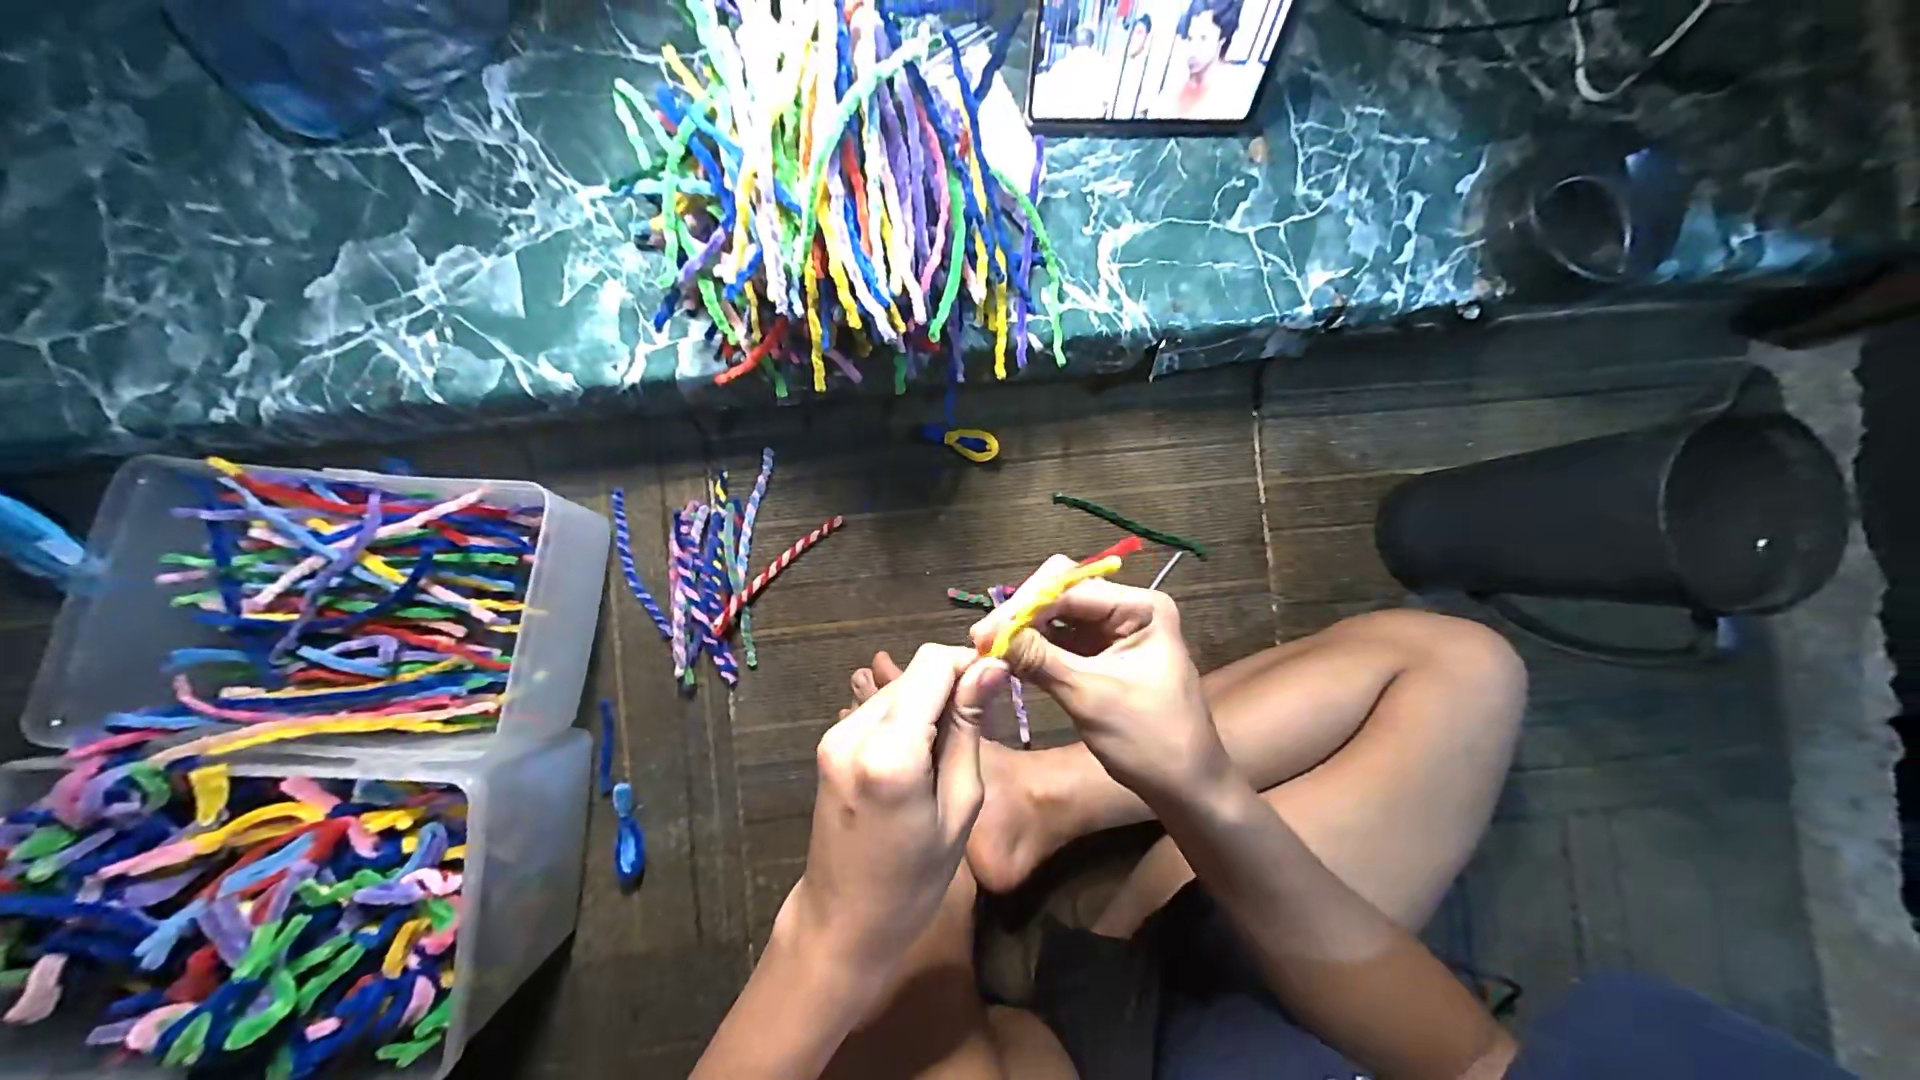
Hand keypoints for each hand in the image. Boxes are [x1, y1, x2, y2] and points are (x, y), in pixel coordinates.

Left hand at [778, 644, 1004, 996]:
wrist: (842, 922)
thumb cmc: (914, 881)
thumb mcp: (960, 805)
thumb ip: (968, 727)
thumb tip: (990, 667)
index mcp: (889, 752)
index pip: (931, 665)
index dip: (968, 662)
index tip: (998, 682)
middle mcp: (852, 731)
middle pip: (914, 673)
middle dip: (952, 683)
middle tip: (981, 721)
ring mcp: (834, 734)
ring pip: (897, 687)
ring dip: (931, 699)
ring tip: (951, 745)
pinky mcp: (829, 742)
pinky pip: (879, 708)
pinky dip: (909, 715)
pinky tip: (923, 751)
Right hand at [970, 556, 1232, 805]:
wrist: (1184, 785)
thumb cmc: (1149, 738)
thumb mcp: (1090, 695)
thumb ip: (1039, 658)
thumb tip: (987, 636)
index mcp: (1140, 607)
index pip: (1071, 588)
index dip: (1024, 606)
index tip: (985, 632)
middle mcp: (1127, 609)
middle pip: (1061, 593)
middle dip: (1021, 613)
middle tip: (983, 638)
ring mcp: (1113, 631)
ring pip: (1056, 615)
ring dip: (1024, 629)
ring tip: (987, 647)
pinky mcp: (1100, 653)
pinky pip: (1060, 638)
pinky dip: (1034, 647)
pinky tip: (1007, 657)